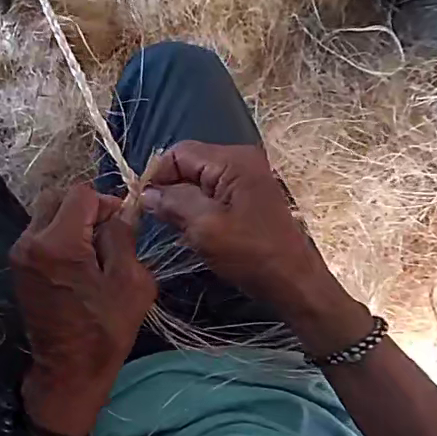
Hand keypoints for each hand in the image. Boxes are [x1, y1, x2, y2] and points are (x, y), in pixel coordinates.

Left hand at [9, 183, 157, 435]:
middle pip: (57, 197)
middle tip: (107, 233)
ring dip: (70, 221)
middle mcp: (30, 242)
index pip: (80, 194)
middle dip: (84, 207)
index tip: (121, 223)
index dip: (105, 202)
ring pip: (45, 213)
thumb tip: (117, 213)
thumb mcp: (131, 281)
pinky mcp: (16, 266)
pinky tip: (77, 261)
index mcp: (58, 243)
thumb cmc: (106, 329)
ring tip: (93, 249)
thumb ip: (122, 237)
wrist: (69, 370)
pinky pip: (39, 233)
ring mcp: (18, 254)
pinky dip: (58, 236)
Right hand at [140, 142, 370, 355]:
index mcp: (233, 160)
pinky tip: (193, 230)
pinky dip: (196, 209)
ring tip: (175, 228)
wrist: (293, 282)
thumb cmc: (251, 254)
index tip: (143, 205)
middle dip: (169, 190)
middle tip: (156, 220)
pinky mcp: (247, 197)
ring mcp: (246, 178)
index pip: (178, 153)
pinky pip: (211, 194)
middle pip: (188, 164)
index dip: (156, 176)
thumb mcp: (205, 227)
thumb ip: (173, 202)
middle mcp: (240, 160)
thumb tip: (146, 193)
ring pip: (197, 181)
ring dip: (182, 202)